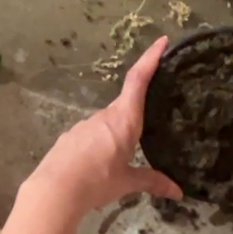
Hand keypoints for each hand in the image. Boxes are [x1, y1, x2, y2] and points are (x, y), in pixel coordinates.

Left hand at [26, 37, 182, 215]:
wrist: (54, 191)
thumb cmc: (96, 182)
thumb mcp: (127, 182)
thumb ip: (152, 182)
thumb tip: (178, 192)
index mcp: (123, 120)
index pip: (138, 80)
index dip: (150, 58)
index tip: (161, 41)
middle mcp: (103, 116)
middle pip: (125, 104)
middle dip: (137, 111)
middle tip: (151, 120)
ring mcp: (83, 126)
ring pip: (107, 123)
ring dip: (117, 134)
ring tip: (124, 157)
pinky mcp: (70, 138)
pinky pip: (92, 136)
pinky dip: (100, 145)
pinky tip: (100, 164)